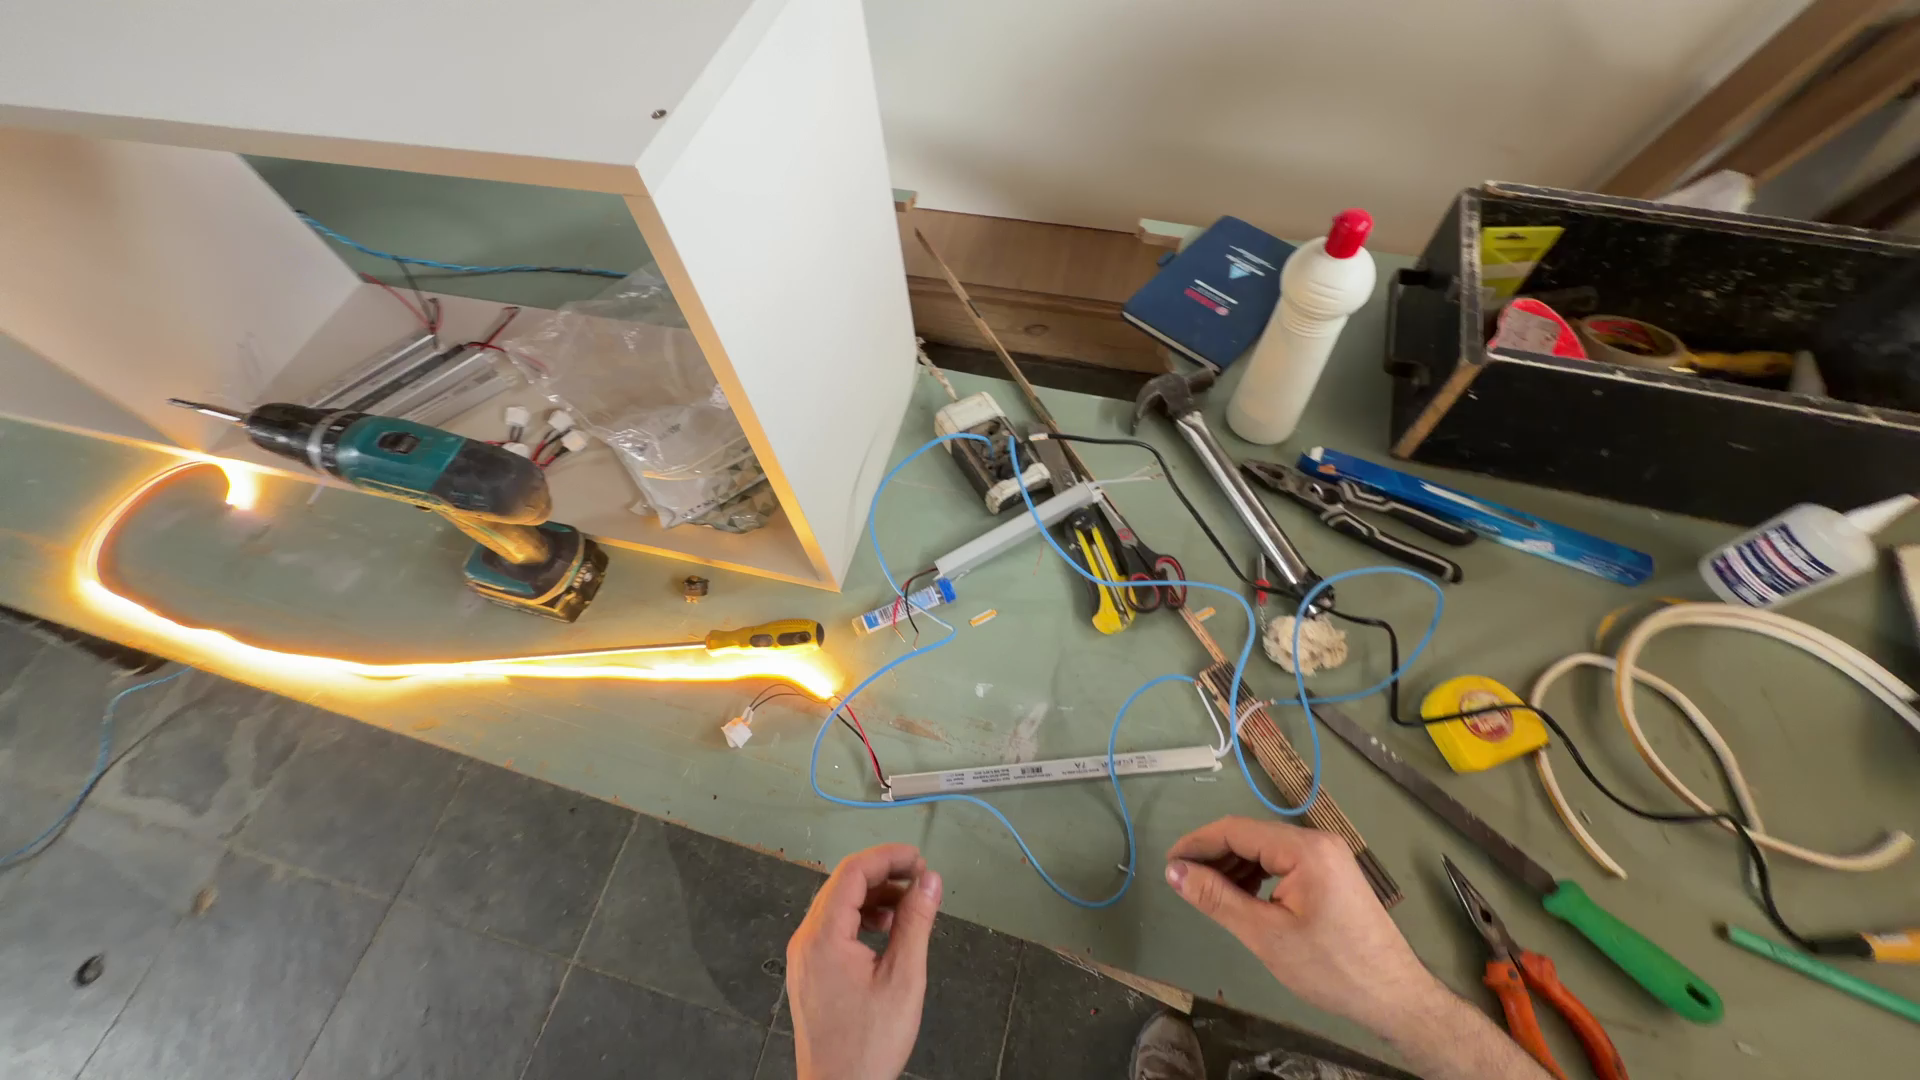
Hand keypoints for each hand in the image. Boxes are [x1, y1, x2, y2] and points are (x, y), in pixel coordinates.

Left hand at [787, 844, 942, 1079]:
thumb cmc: (871, 1041)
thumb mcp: (903, 978)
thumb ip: (915, 922)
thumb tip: (930, 879)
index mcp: (823, 935)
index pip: (853, 872)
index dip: (887, 857)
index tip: (919, 860)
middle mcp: (805, 938)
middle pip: (843, 883)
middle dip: (883, 873)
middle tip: (919, 877)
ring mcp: (803, 955)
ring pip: (838, 903)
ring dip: (874, 895)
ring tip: (909, 905)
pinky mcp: (809, 970)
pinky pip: (833, 926)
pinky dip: (861, 917)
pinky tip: (887, 929)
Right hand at [1164, 817, 1439, 1030]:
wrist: (1398, 999)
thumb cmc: (1330, 968)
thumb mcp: (1265, 934)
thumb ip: (1216, 897)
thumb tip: (1174, 871)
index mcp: (1303, 848)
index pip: (1235, 830)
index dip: (1197, 844)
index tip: (1169, 864)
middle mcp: (1316, 840)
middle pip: (1250, 836)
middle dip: (1213, 856)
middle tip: (1183, 881)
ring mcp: (1327, 855)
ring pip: (1264, 849)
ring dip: (1233, 866)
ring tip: (1208, 892)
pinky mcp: (1331, 872)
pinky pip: (1282, 861)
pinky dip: (1256, 874)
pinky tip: (1241, 896)